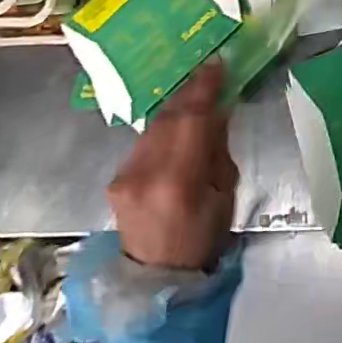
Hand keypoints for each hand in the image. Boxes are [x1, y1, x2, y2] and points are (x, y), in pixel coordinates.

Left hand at [106, 61, 238, 270]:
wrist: (157, 278)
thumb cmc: (203, 241)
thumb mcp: (226, 196)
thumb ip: (217, 150)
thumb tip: (216, 110)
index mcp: (179, 181)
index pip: (192, 120)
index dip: (204, 88)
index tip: (216, 64)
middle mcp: (144, 172)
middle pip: (169, 117)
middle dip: (190, 92)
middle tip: (208, 73)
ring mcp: (125, 174)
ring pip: (154, 126)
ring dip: (176, 107)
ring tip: (195, 95)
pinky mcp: (116, 177)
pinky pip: (144, 141)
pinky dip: (162, 129)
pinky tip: (175, 125)